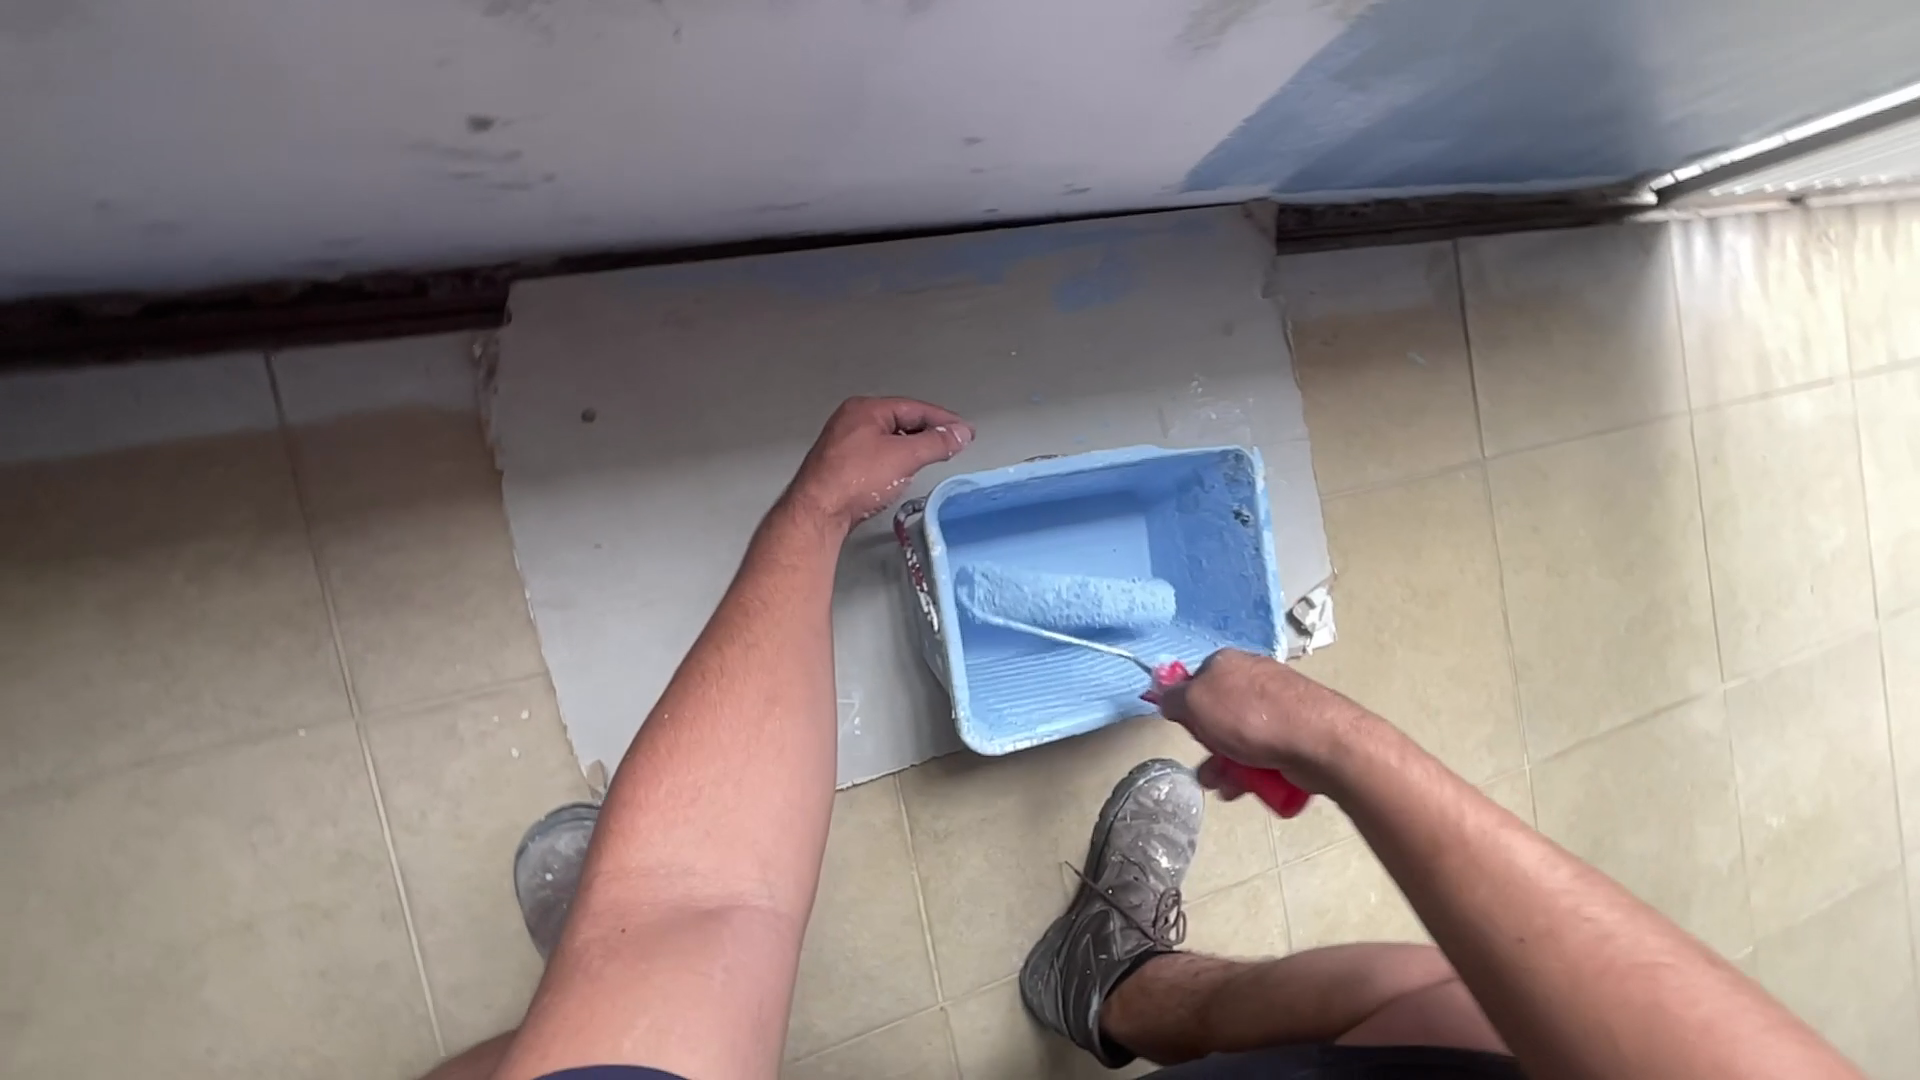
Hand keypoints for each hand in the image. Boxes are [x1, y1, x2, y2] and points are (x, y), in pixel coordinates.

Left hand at [783, 396, 972, 531]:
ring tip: (932, 458)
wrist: (818, 513)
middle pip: (902, 421)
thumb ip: (936, 443)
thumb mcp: (904, 457)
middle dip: (929, 433)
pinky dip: (896, 460)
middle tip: (952, 445)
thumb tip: (959, 433)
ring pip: (889, 439)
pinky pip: (878, 455)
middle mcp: (852, 421)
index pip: (915, 408)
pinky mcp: (842, 466)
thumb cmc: (853, 481)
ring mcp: (845, 443)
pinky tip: (903, 473)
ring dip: (913, 448)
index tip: (964, 431)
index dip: (944, 420)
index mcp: (865, 409)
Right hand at [1155, 649, 1370, 792]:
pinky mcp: (1298, 729)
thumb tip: (1167, 698)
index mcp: (1226, 662)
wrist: (1320, 741)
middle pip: (1218, 714)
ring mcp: (1278, 703)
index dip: (1188, 710)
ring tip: (1227, 788)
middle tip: (1208, 770)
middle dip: (1209, 746)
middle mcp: (1252, 677)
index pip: (1194, 683)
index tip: (1191, 732)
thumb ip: (1172, 699)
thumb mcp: (1193, 703)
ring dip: (1228, 765)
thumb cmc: (1249, 718)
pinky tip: (1250, 787)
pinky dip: (1254, 769)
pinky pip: (1265, 750)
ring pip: (1240, 737)